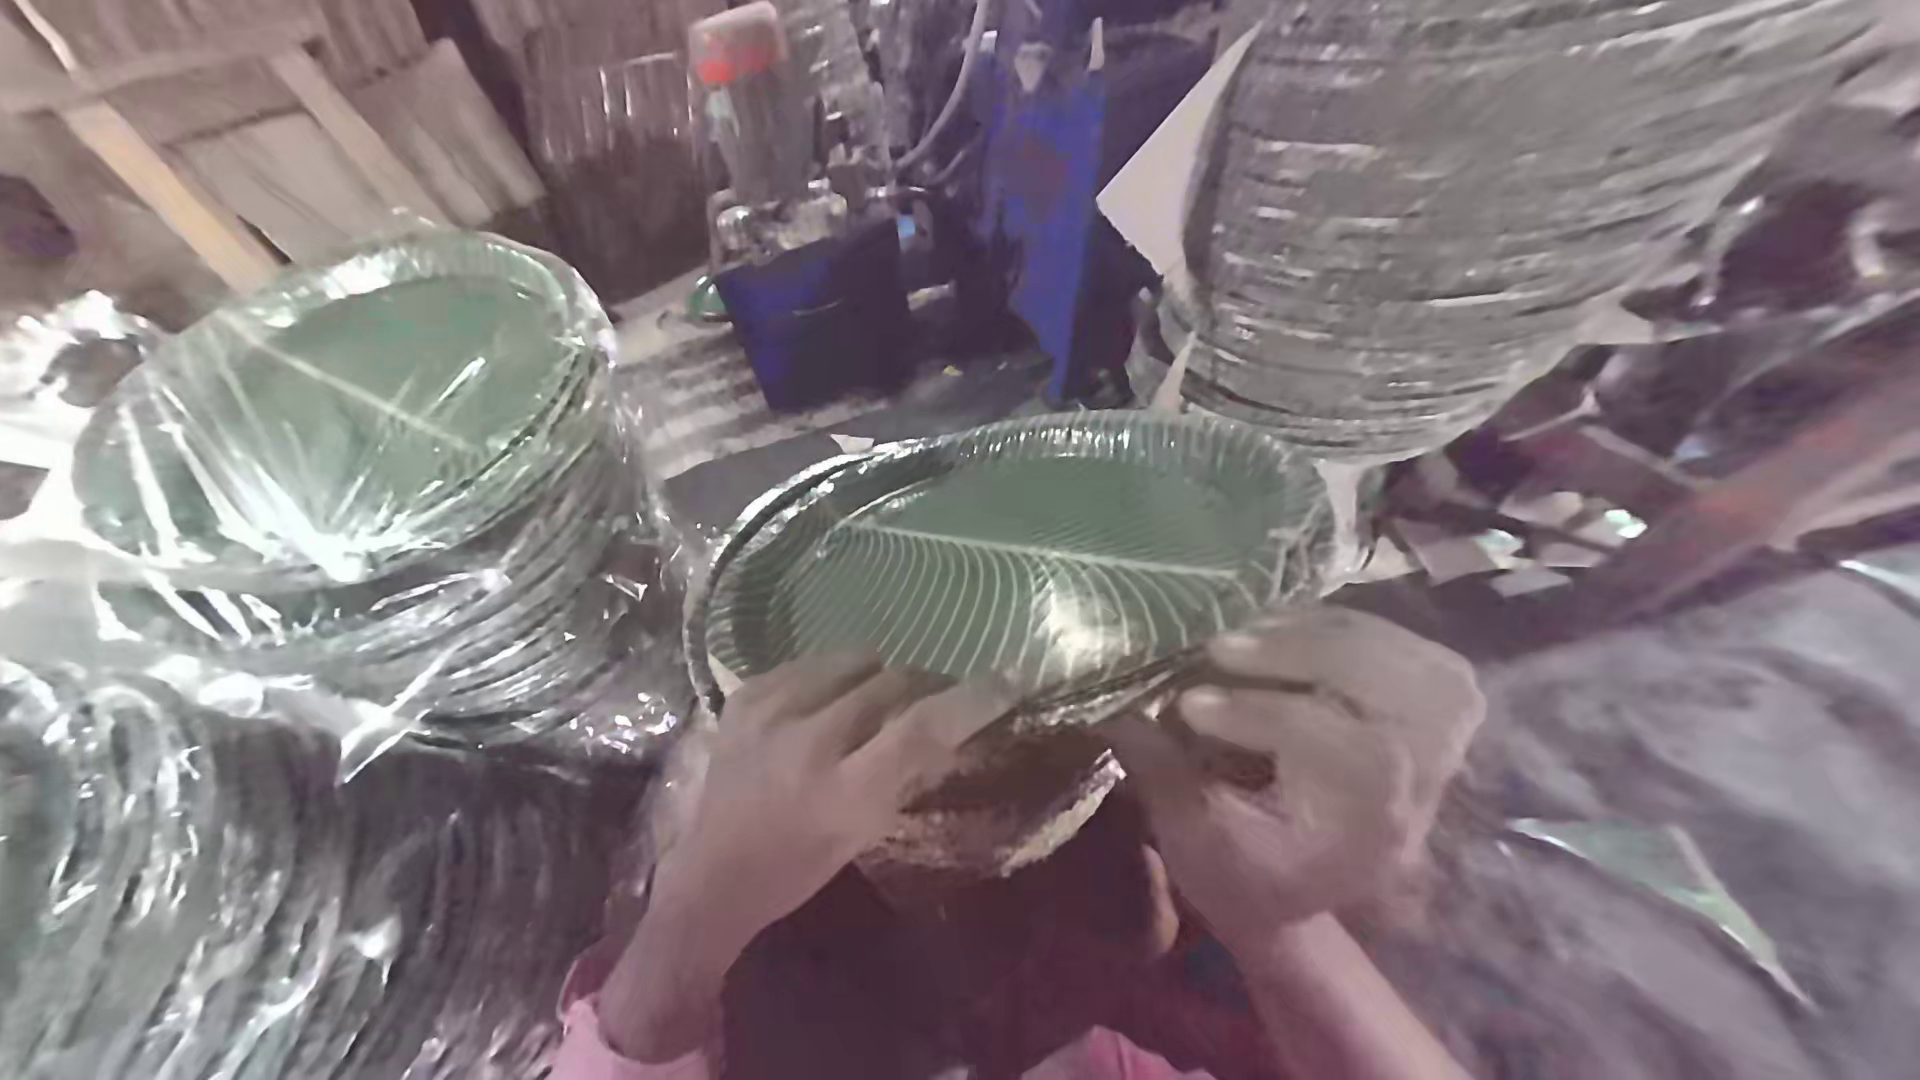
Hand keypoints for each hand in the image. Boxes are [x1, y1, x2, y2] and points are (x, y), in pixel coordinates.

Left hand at [662, 653, 1015, 934]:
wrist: (711, 872)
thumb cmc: (801, 865)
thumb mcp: (867, 827)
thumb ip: (909, 768)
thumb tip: (953, 717)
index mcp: (844, 792)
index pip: (922, 727)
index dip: (973, 698)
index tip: (1007, 678)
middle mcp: (808, 741)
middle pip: (896, 682)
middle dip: (925, 687)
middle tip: (930, 700)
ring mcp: (772, 709)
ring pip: (860, 659)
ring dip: (880, 677)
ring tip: (870, 703)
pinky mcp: (747, 692)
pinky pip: (817, 659)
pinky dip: (836, 676)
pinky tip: (826, 704)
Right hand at [1105, 608, 1482, 950]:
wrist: (1302, 882)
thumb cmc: (1246, 873)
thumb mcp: (1194, 843)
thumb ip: (1162, 775)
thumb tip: (1116, 708)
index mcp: (1364, 827)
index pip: (1343, 752)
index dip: (1264, 714)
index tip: (1187, 706)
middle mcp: (1419, 783)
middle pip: (1400, 694)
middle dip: (1304, 655)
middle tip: (1220, 647)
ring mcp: (1433, 742)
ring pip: (1414, 661)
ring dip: (1324, 633)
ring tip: (1246, 631)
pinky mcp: (1420, 708)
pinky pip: (1405, 645)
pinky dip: (1341, 625)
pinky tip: (1279, 626)